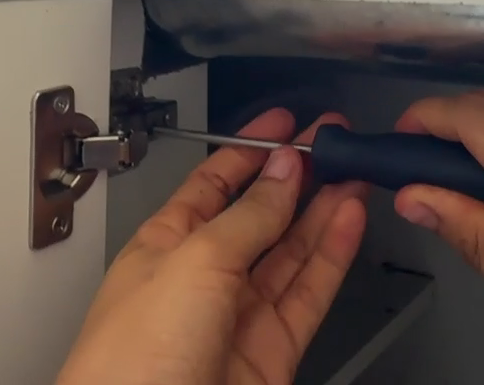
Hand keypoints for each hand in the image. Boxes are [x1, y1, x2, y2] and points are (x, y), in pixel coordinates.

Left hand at [57, 109, 368, 384]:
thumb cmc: (130, 365)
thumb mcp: (195, 262)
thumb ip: (248, 216)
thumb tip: (284, 171)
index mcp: (166, 244)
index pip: (215, 180)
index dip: (251, 149)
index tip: (283, 124)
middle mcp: (203, 277)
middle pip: (260, 213)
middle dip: (297, 176)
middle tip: (332, 144)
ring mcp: (238, 316)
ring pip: (291, 250)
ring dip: (324, 210)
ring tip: (353, 174)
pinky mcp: (271, 353)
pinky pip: (309, 292)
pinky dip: (333, 254)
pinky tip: (349, 221)